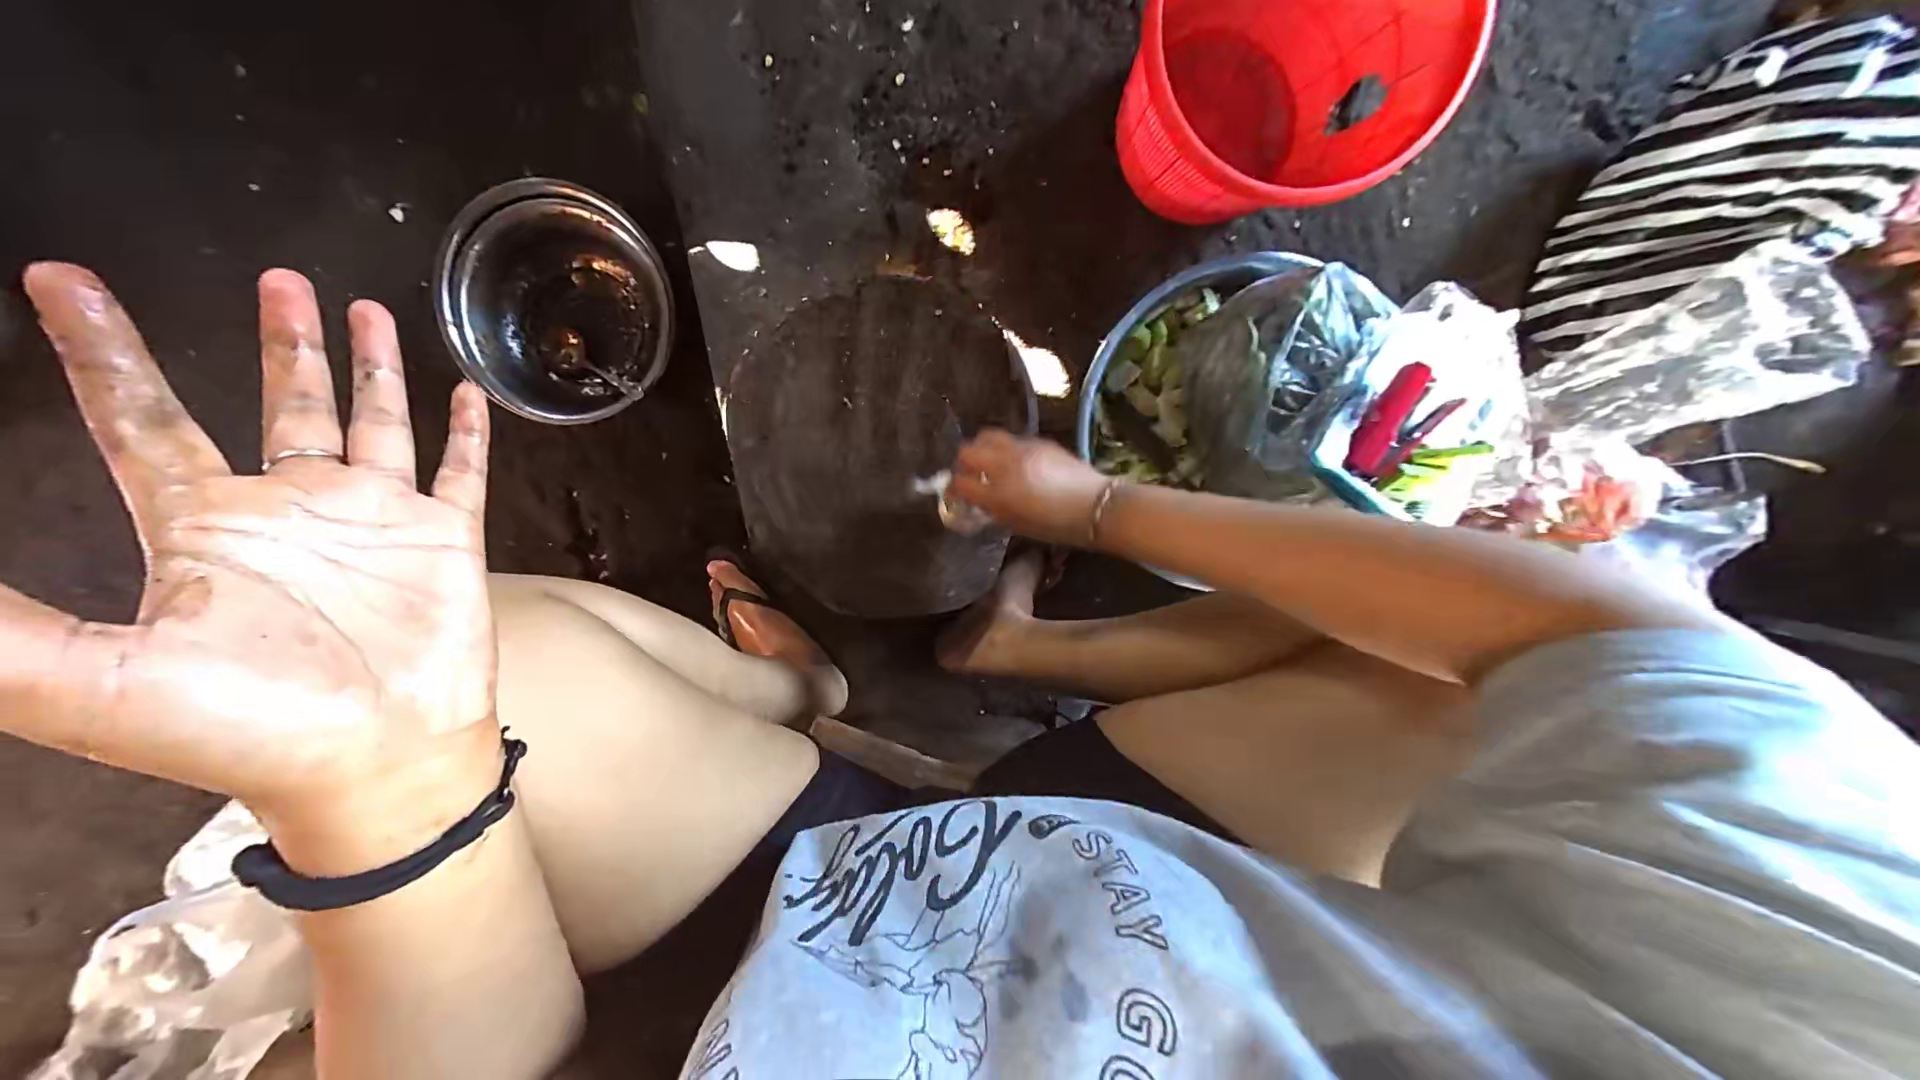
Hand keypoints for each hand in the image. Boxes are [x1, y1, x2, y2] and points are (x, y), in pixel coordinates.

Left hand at [1, 264, 497, 873]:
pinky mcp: (449, 537)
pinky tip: (468, 394)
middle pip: (285, 403)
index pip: (142, 418)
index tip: (59, 283)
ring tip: (367, 309)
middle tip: (277, 277)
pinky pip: (460, 471)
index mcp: (208, 525)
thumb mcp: (84, 679)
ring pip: (377, 422)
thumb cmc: (247, 726)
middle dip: (281, 339)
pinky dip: (469, 433)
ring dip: (373, 367)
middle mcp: (296, 508)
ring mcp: (382, 520)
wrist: (375, 755)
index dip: (101, 350)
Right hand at [949, 430, 1114, 546]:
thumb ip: (993, 510)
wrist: (1097, 507)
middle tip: (968, 474)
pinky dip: (1004, 449)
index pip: (960, 483)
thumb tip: (977, 501)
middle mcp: (1007, 466)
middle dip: (962, 463)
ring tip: (988, 462)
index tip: (955, 494)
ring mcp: (1024, 449)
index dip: (953, 489)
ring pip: (987, 436)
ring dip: (981, 448)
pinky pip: (1011, 439)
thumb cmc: (1057, 526)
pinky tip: (1015, 463)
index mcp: (1000, 494)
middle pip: (967, 450)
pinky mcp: (1040, 442)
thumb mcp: (1018, 525)